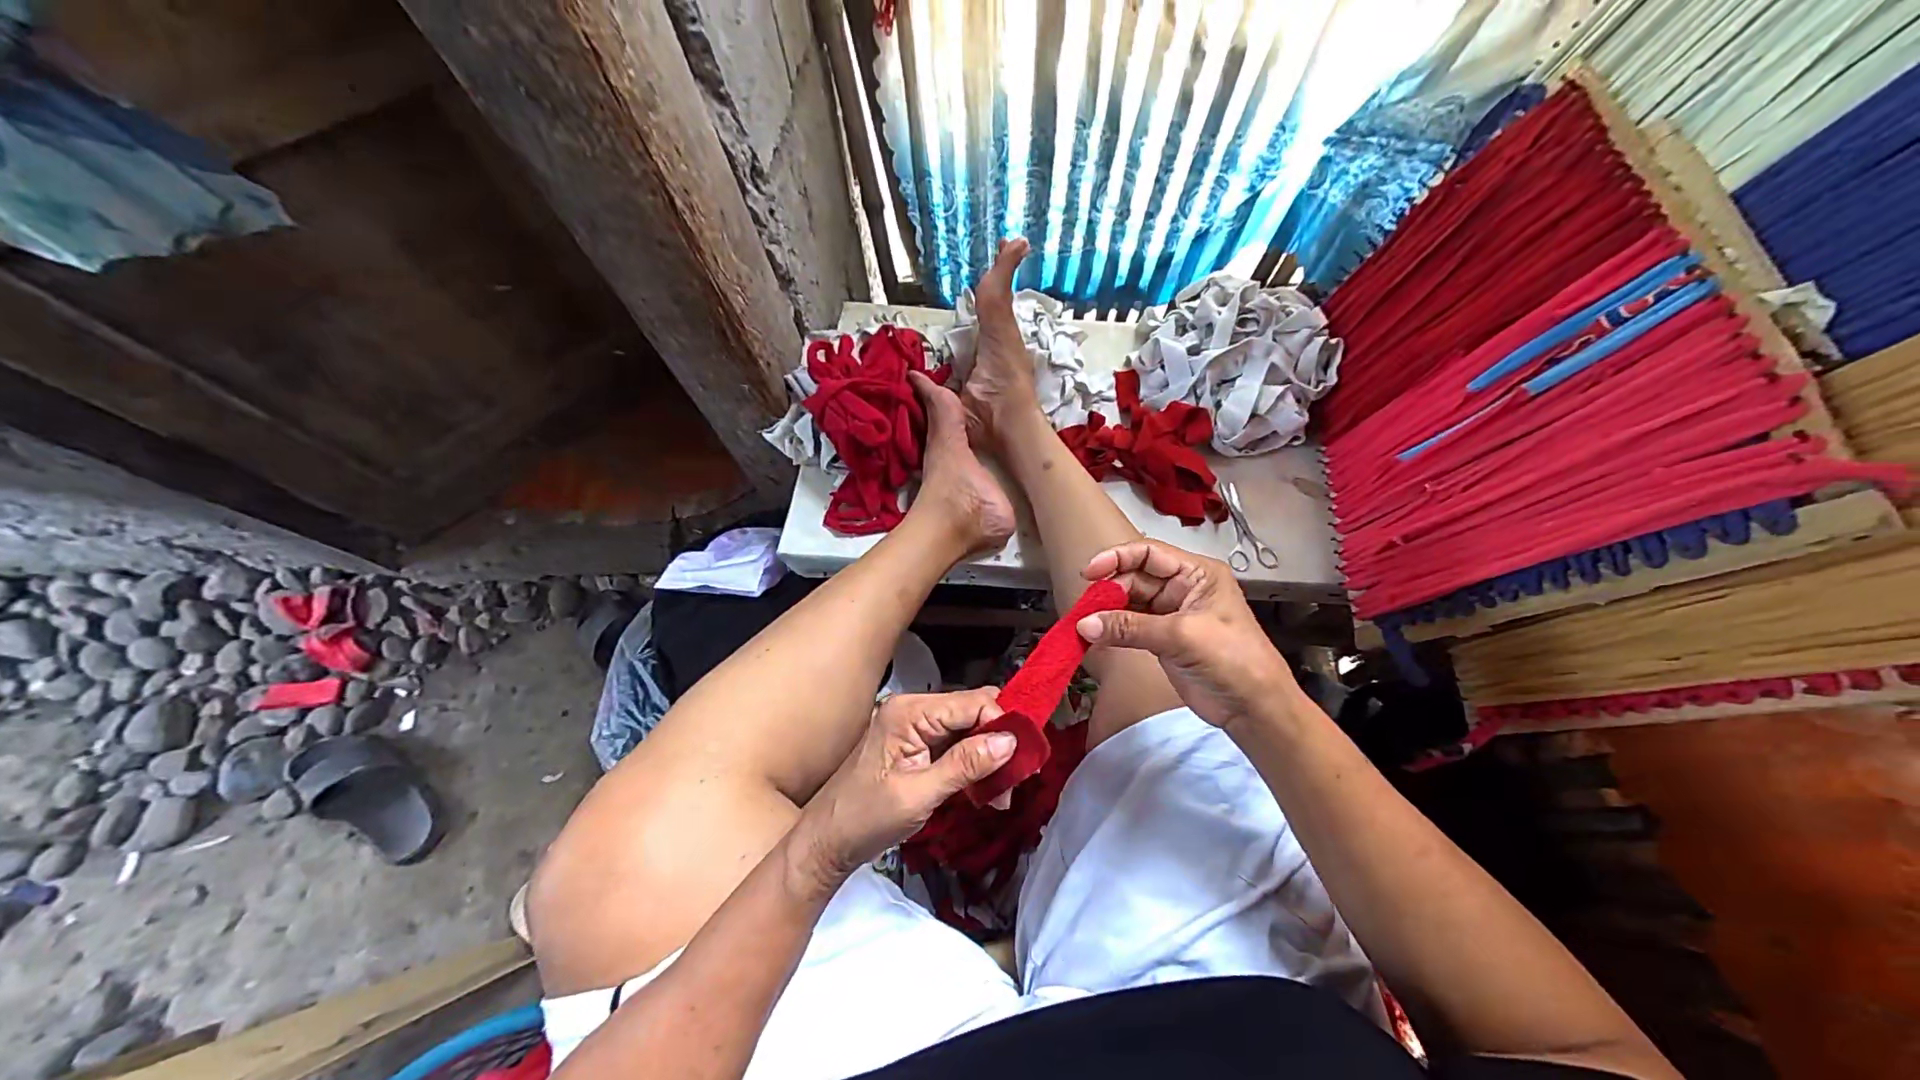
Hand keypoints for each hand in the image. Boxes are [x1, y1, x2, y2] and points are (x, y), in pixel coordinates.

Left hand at [792, 689, 1017, 880]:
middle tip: (1014, 781)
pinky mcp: (917, 746)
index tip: (1022, 759)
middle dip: (999, 742)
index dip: (1002, 725)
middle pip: (973, 712)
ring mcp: (914, 727)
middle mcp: (913, 709)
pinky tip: (984, 790)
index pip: (972, 702)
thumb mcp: (918, 795)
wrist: (827, 842)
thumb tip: (1009, 741)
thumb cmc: (864, 819)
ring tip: (1000, 794)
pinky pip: (957, 745)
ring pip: (969, 729)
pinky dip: (974, 764)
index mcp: (908, 711)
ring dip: (989, 757)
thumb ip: (964, 765)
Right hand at [1076, 540, 1299, 729]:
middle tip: (1086, 608)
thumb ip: (1131, 627)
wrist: (1254, 707)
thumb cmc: (1234, 660)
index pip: (1149, 553)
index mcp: (1197, 574)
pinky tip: (1095, 636)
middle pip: (1135, 577)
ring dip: (1107, 612)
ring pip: (1129, 602)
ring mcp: (1172, 614)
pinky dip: (1112, 630)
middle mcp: (1183, 588)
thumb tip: (1086, 624)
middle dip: (1109, 589)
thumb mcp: (1182, 636)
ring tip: (1085, 623)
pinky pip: (1130, 626)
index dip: (1117, 558)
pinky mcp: (1163, 639)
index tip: (1090, 572)